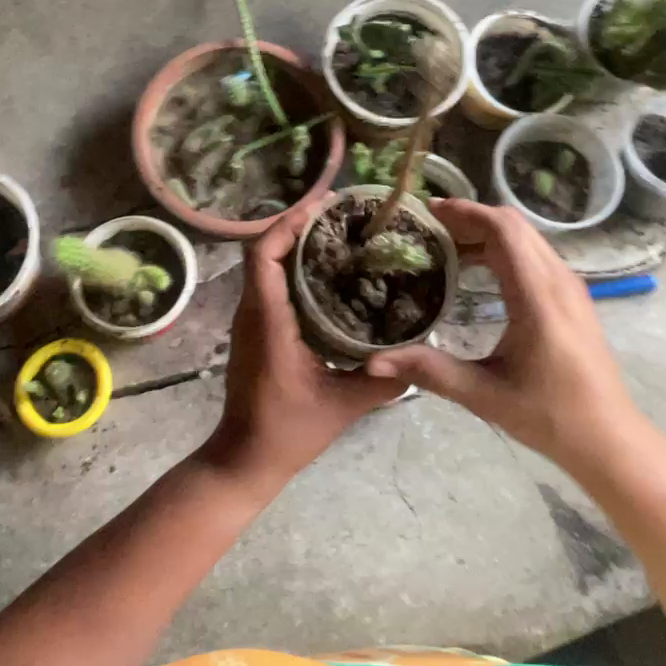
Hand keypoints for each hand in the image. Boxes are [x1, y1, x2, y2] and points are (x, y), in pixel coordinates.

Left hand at [201, 191, 407, 485]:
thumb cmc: (286, 431)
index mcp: (267, 320)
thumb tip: (421, 353)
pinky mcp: (256, 330)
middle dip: (299, 225)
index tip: (325, 207)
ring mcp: (251, 320)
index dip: (288, 223)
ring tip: (341, 235)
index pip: (263, 254)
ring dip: (296, 245)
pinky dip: (294, 268)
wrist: (245, 458)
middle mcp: (253, 311)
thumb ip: (382, 379)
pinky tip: (330, 274)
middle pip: (265, 250)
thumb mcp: (342, 406)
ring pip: (266, 266)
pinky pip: (271, 284)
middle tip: (344, 216)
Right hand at [366, 199, 638, 462]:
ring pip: (525, 237)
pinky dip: (501, 248)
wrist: (609, 438)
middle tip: (427, 229)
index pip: (503, 231)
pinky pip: (534, 253)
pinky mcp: (571, 296)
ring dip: (485, 232)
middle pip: (513, 225)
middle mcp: (558, 281)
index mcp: (538, 298)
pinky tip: (474, 270)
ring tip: (444, 247)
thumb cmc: (550, 416)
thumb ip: (430, 372)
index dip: (465, 213)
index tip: (427, 212)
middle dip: (469, 218)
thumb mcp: (484, 395)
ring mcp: (569, 286)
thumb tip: (373, 362)